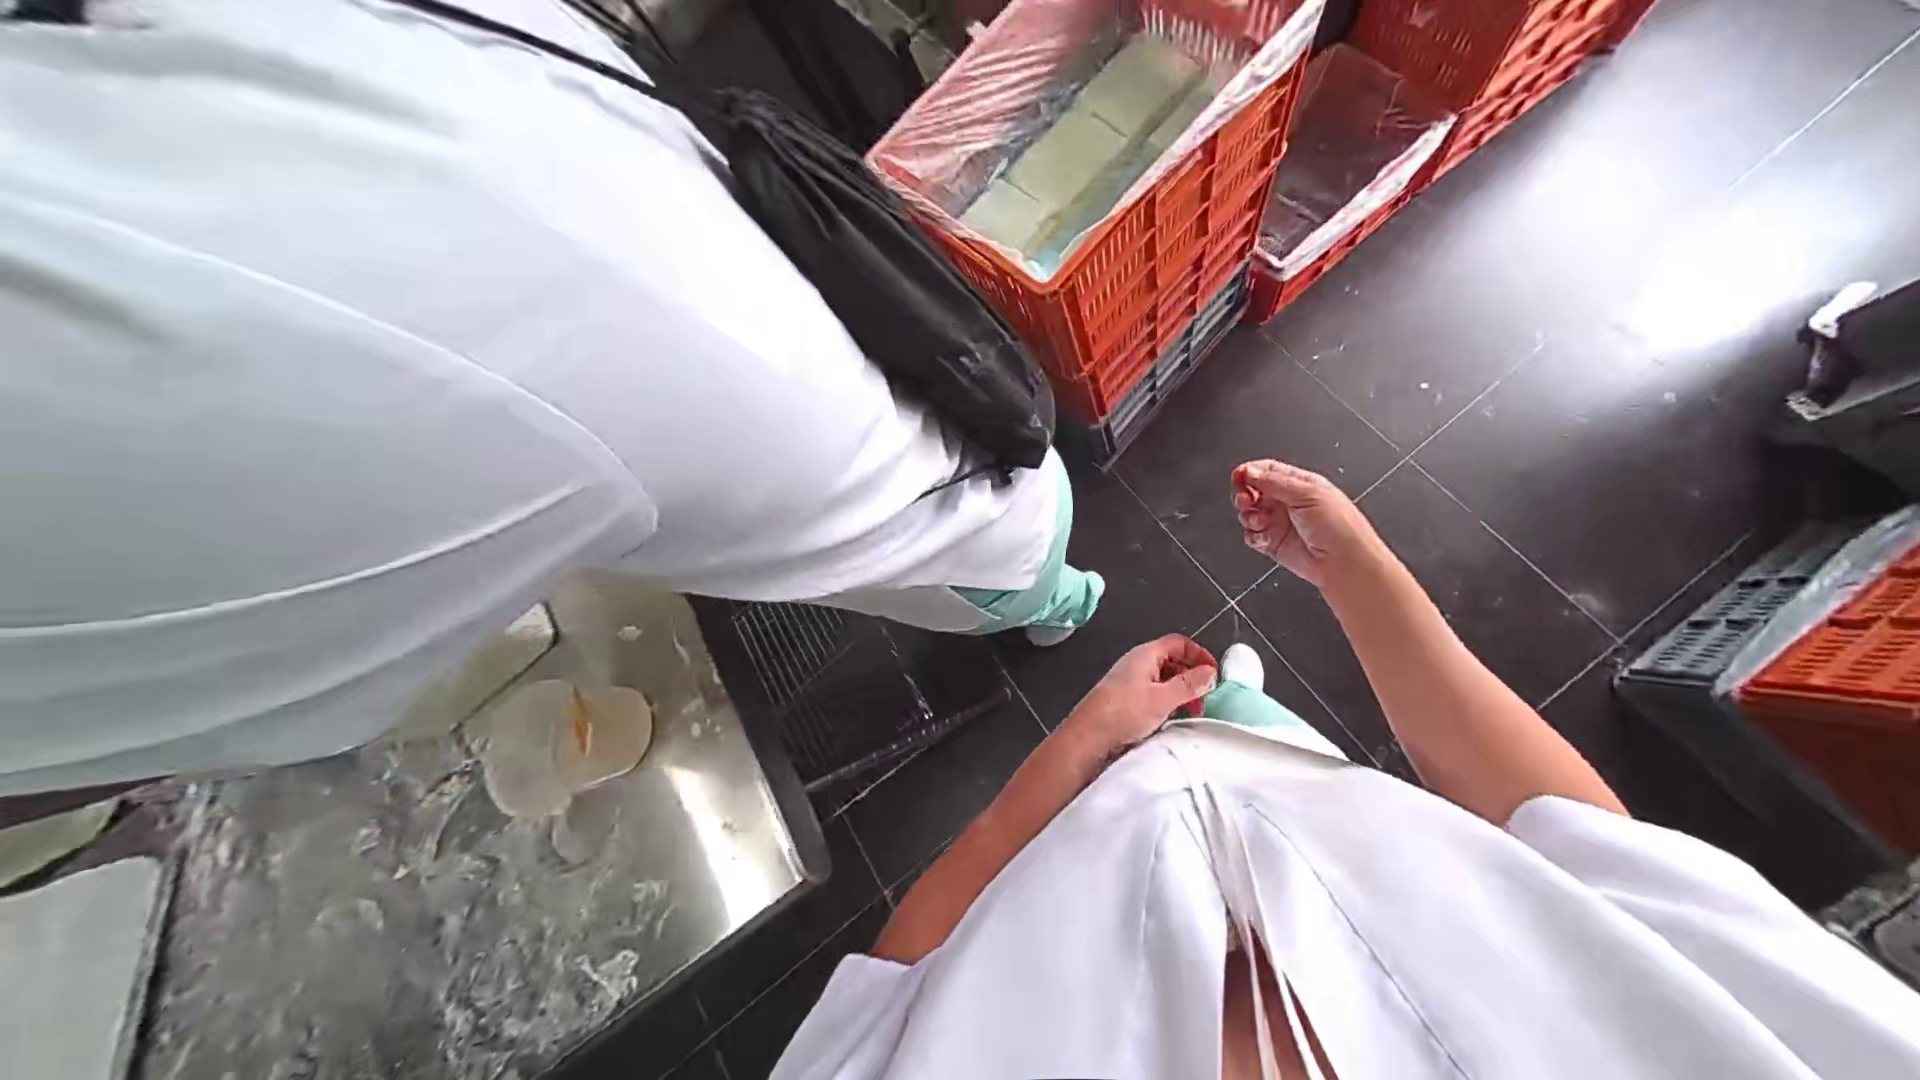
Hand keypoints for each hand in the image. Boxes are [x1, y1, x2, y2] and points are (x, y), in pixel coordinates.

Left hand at [1059, 635, 1217, 755]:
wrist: (1089, 735)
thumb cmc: (1125, 712)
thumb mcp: (1163, 698)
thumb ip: (1189, 684)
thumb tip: (1211, 672)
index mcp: (1146, 655)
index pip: (1179, 643)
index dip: (1199, 654)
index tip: (1214, 675)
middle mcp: (1138, 662)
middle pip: (1173, 660)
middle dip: (1192, 676)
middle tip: (1204, 699)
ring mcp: (1131, 679)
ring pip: (1165, 678)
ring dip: (1181, 691)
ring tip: (1191, 711)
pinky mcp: (1127, 697)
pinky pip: (1155, 691)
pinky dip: (1169, 700)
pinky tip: (1173, 716)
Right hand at [1232, 459, 1385, 589]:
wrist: (1345, 564)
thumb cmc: (1341, 528)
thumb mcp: (1308, 494)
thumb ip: (1274, 481)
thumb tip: (1248, 471)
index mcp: (1299, 484)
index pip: (1266, 470)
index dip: (1249, 472)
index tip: (1239, 477)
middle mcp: (1287, 502)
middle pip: (1252, 490)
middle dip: (1243, 494)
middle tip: (1245, 500)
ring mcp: (1279, 522)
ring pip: (1248, 513)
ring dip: (1248, 516)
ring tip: (1261, 522)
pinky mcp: (1272, 542)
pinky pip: (1251, 535)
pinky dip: (1253, 535)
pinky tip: (1264, 537)